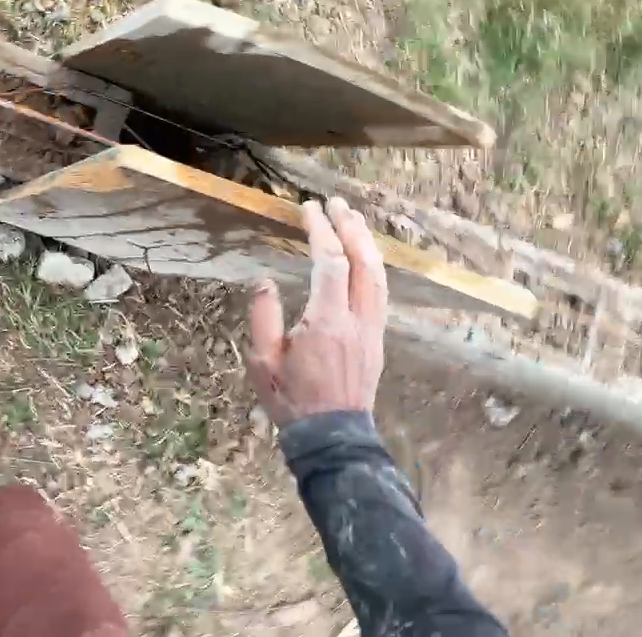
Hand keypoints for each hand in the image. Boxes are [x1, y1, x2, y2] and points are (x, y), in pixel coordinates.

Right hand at [248, 197, 388, 427]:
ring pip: (377, 277)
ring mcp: (372, 331)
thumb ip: (263, 317)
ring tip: (353, 219)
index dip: (320, 231)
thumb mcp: (262, 360)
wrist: (333, 439)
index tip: (308, 208)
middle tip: (336, 203)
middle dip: (351, 228)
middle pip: (363, 263)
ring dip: (366, 244)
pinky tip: (362, 258)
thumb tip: (264, 281)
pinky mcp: (376, 340)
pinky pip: (379, 293)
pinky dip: (371, 266)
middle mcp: (356, 322)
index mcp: (327, 323)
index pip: (329, 263)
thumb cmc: (291, 399)